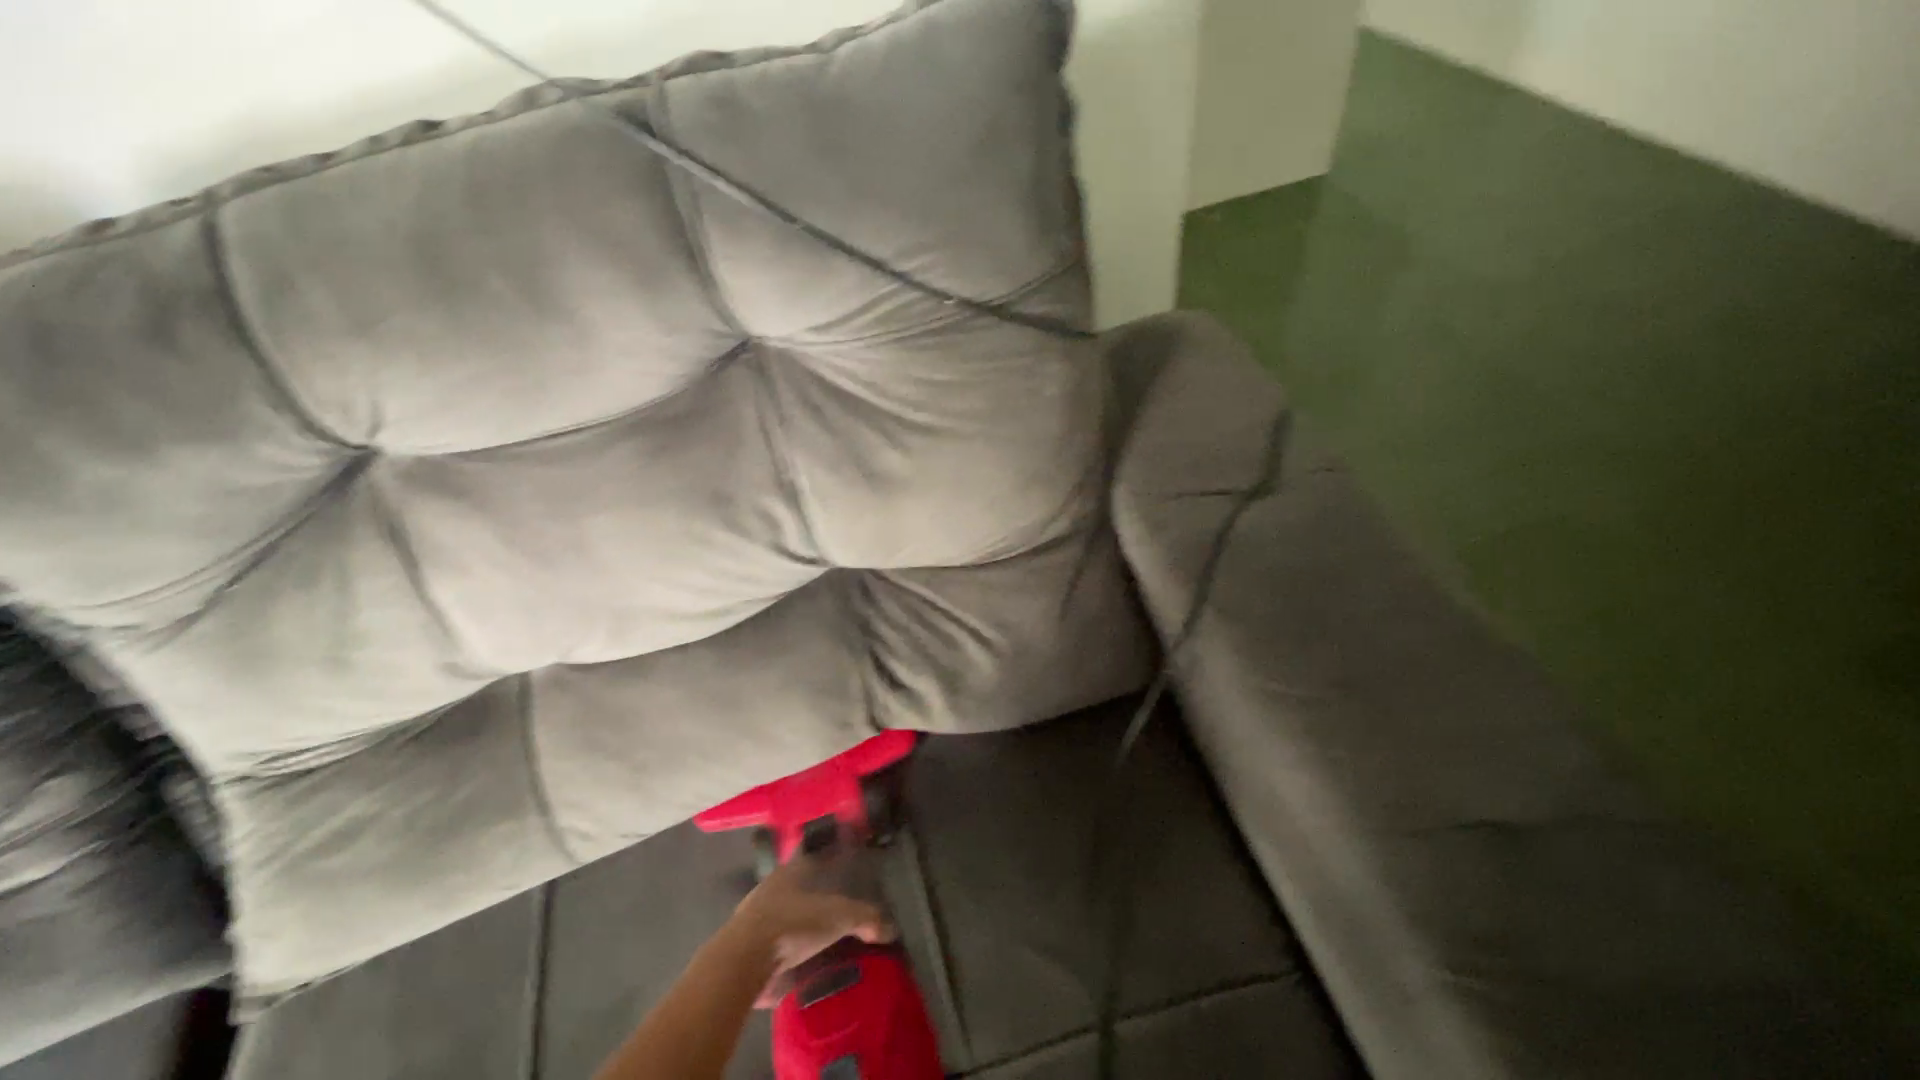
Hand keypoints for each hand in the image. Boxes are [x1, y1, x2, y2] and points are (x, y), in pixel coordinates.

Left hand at [728, 849, 894, 1005]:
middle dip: (817, 892)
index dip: (827, 851)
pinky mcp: (751, 948)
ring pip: (787, 913)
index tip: (842, 853)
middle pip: (798, 884)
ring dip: (803, 923)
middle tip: (841, 901)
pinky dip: (792, 949)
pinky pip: (778, 943)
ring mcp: (757, 918)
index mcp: (790, 870)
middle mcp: (771, 888)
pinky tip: (807, 961)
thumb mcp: (839, 916)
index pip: (811, 852)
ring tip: (827, 938)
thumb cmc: (793, 923)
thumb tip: (890, 928)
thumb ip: (867, 918)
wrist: (745, 961)